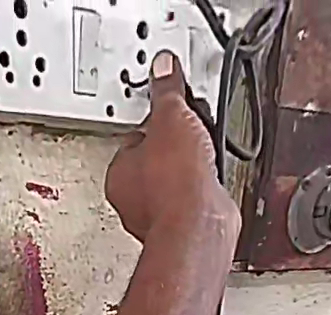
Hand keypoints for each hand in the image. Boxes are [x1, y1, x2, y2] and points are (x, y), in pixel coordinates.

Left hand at [105, 51, 240, 246]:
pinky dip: (204, 190)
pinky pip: (194, 201)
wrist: (201, 225)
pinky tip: (213, 181)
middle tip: (188, 134)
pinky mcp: (185, 229)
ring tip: (204, 157)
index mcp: (117, 175)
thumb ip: (167, 92)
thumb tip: (164, 69)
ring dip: (190, 170)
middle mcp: (134, 203)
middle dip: (172, 148)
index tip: (168, 111)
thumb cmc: (175, 183)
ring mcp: (160, 219)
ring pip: (175, 184)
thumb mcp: (171, 116)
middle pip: (154, 162)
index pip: (132, 139)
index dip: (153, 122)